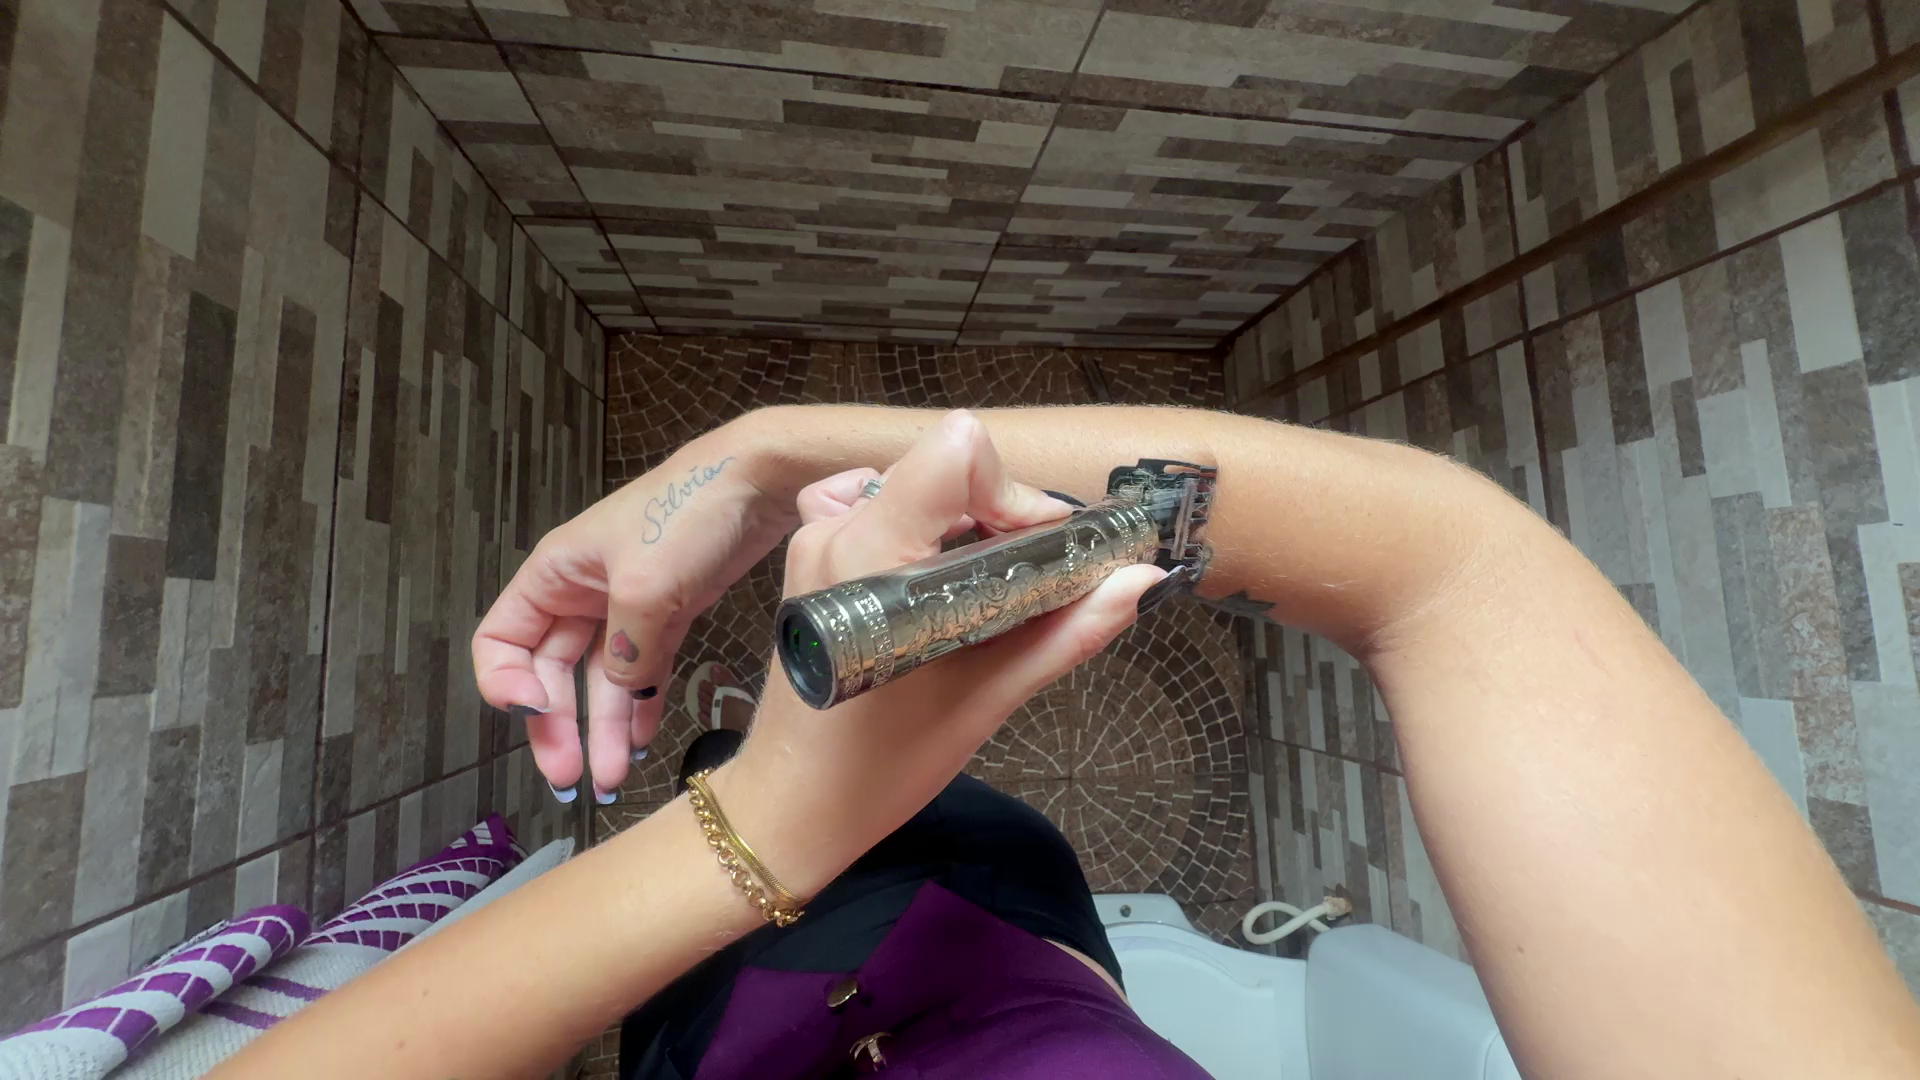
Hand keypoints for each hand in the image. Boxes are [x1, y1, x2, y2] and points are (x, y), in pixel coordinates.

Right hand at [472, 429, 792, 800]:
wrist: (756, 483)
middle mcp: (584, 593)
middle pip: (553, 671)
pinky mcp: (671, 612)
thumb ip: (625, 649)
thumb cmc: (686, 517)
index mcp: (555, 576)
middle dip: (560, 725)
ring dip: (606, 726)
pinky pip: (646, 667)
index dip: (506, 683)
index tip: (534, 714)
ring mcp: (629, 606)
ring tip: (612, 776)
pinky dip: (643, 701)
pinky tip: (644, 737)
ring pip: (603, 678)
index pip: (502, 640)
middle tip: (573, 778)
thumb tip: (620, 694)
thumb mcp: (644, 585)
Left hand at [707, 411, 1166, 897]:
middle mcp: (837, 530)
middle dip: (1001, 515)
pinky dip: (919, 525)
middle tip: (1027, 583)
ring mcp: (816, 538)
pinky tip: (930, 572)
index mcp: (873, 555)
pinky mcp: (811, 553)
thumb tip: (1143, 580)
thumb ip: (1068, 633)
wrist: (792, 802)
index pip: (955, 452)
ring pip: (917, 484)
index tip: (1039, 550)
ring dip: (965, 525)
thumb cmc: (884, 765)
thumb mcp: (987, 699)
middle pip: (944, 467)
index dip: (1013, 492)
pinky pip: (877, 503)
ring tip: (982, 590)